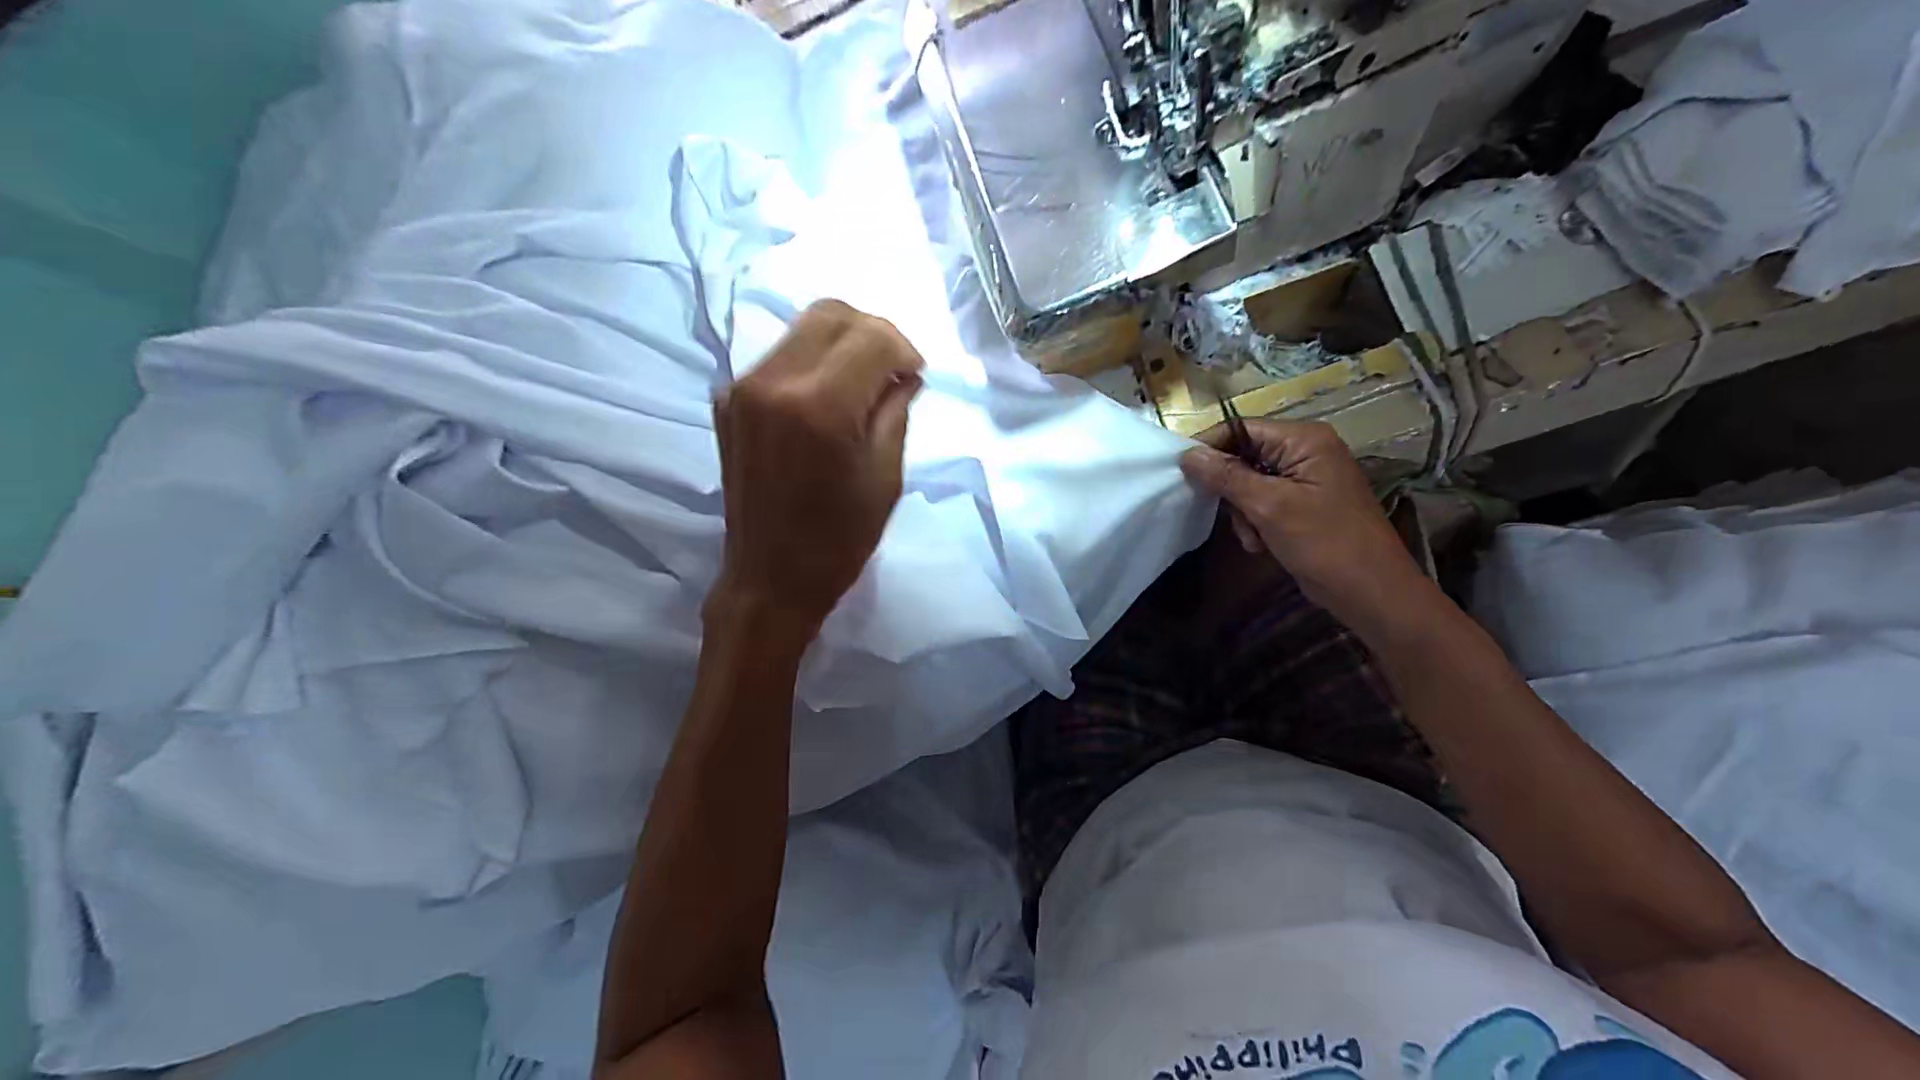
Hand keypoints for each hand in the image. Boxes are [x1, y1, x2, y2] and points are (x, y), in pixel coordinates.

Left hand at [710, 300, 924, 632]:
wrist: (769, 578)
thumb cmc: (838, 539)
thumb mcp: (884, 476)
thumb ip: (895, 410)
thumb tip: (902, 373)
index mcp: (819, 406)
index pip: (871, 337)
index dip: (903, 349)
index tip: (915, 376)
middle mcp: (772, 382)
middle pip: (831, 314)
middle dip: (873, 334)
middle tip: (892, 371)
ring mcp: (742, 388)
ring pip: (802, 328)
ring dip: (842, 343)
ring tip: (862, 383)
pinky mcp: (727, 401)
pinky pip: (780, 356)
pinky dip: (812, 362)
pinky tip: (827, 397)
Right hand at [1179, 419, 1433, 631]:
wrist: (1370, 591)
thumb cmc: (1324, 542)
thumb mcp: (1269, 507)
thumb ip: (1226, 477)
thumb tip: (1186, 455)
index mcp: (1304, 440)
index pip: (1241, 428)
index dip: (1210, 448)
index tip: (1182, 473)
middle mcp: (1305, 452)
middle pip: (1244, 456)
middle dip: (1231, 489)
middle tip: (1230, 515)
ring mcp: (1305, 479)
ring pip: (1248, 483)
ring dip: (1242, 512)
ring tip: (1254, 537)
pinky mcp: (1302, 504)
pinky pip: (1263, 502)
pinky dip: (1255, 522)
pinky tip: (1262, 544)